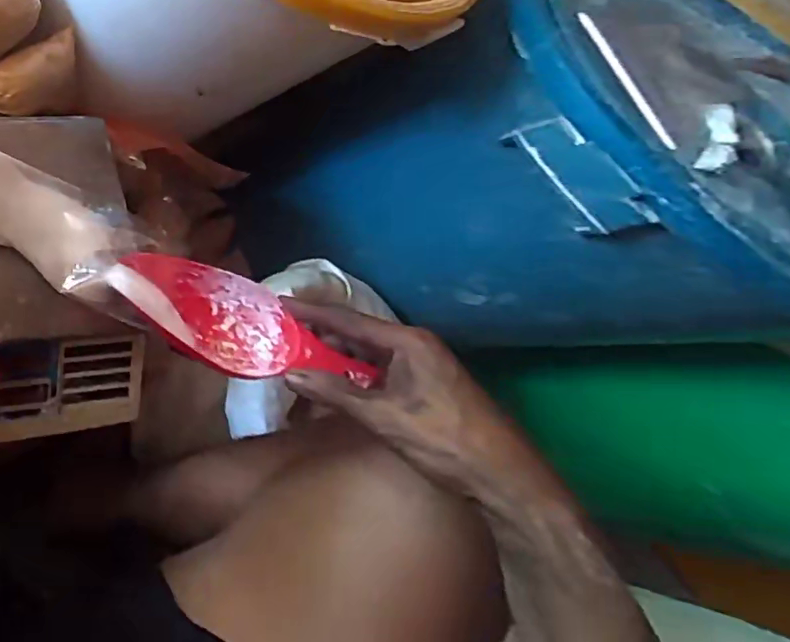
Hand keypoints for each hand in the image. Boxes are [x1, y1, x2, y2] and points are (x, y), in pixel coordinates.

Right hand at [281, 299, 561, 503]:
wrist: (511, 485)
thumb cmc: (446, 442)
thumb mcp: (383, 417)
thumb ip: (333, 392)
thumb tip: (289, 374)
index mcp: (407, 342)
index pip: (346, 319)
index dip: (309, 311)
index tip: (278, 303)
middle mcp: (416, 345)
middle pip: (356, 331)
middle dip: (319, 332)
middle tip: (283, 332)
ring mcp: (425, 365)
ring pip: (368, 350)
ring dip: (335, 353)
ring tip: (301, 354)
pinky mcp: (428, 384)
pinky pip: (380, 366)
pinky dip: (353, 368)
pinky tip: (335, 378)